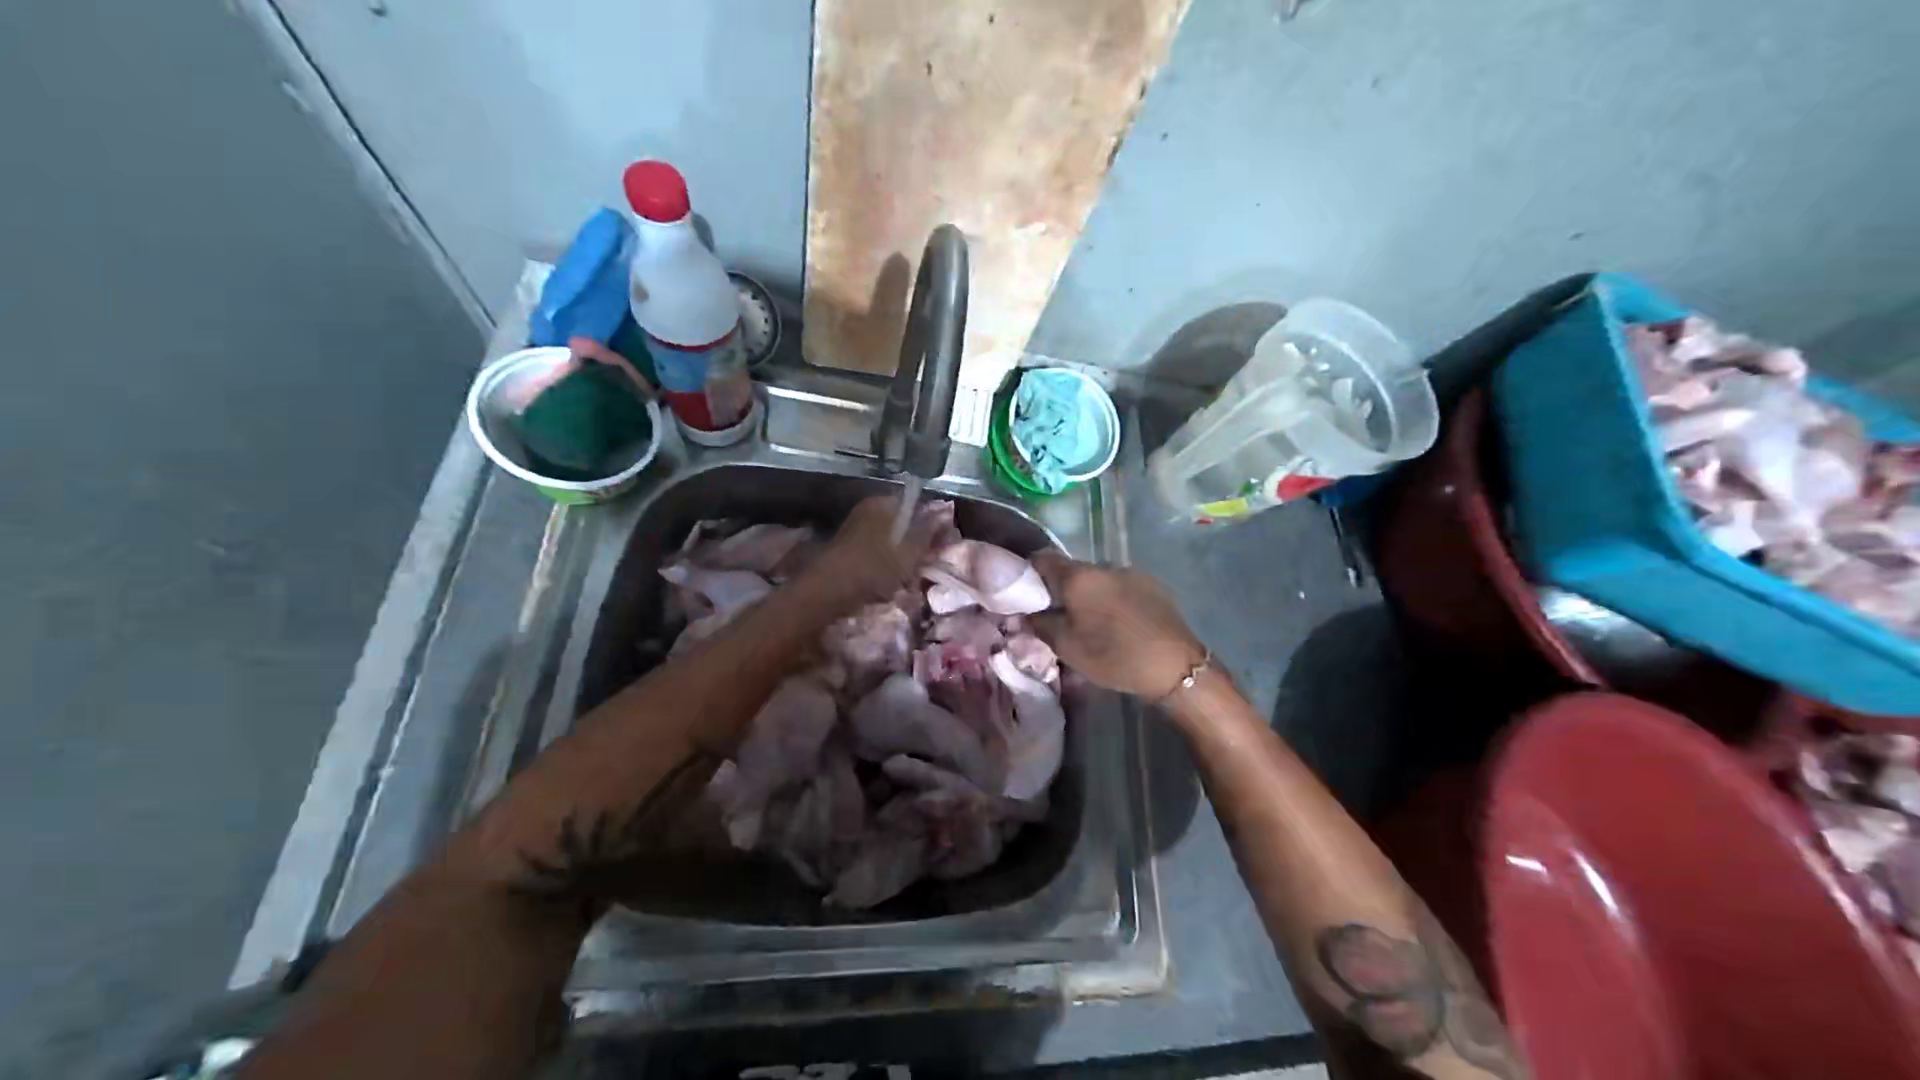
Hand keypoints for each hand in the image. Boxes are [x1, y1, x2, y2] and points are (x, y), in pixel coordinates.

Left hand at [808, 494, 936, 603]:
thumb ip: (928, 532)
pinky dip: (884, 565)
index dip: (931, 524)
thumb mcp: (909, 553)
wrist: (827, 591)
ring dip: (900, 557)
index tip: (940, 545)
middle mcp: (867, 510)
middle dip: (914, 543)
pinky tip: (887, 584)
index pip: (915, 505)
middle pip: (901, 523)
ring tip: (907, 578)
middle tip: (924, 565)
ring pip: (888, 540)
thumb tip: (944, 513)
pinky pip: (874, 552)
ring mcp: (854, 528)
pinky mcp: (846, 547)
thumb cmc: (873, 569)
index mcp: (882, 503)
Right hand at [1029, 553, 1207, 699]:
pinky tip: (1115, 624)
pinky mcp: (1152, 584)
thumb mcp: (1067, 647)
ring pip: (1095, 579)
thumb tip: (1023, 614)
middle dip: (1058, 589)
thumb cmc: (1114, 657)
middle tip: (1053, 616)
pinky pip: (1118, 586)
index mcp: (1078, 576)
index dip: (1027, 574)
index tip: (1022, 596)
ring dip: (1085, 595)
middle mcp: (1103, 565)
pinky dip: (1108, 600)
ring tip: (1087, 623)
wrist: (1177, 667)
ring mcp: (1130, 572)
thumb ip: (1039, 624)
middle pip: (1070, 570)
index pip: (1041, 559)